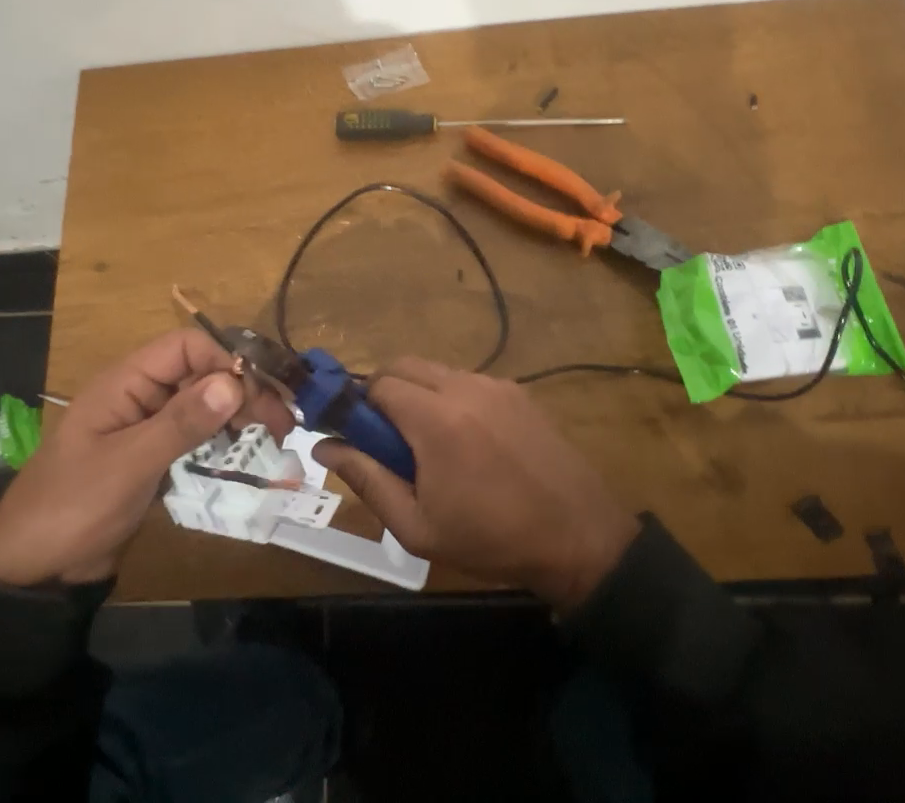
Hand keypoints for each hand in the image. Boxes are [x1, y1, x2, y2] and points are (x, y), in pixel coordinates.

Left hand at [0, 329, 294, 586]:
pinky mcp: (154, 461)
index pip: (185, 347)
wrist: (33, 569)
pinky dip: (223, 449)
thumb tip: (234, 381)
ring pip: (203, 409)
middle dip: (243, 393)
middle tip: (283, 426)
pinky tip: (249, 463)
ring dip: (238, 421)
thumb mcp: (129, 464)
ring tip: (275, 442)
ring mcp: (147, 431)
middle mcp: (139, 398)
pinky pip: (196, 442)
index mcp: (124, 384)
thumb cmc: (73, 507)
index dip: (225, 360)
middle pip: (201, 376)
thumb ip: (181, 423)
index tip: (260, 395)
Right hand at [313, 358, 638, 611]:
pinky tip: (466, 443)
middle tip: (388, 441)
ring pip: (437, 371)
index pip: (377, 384)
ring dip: (418, 395)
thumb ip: (367, 478)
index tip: (358, 437)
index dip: (359, 407)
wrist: (580, 538)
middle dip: (384, 393)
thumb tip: (325, 446)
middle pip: (404, 365)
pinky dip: (451, 399)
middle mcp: (465, 388)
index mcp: (436, 419)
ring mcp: (497, 386)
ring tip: (429, 447)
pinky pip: (468, 382)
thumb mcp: (417, 525)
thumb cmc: (491, 540)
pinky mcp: (520, 393)